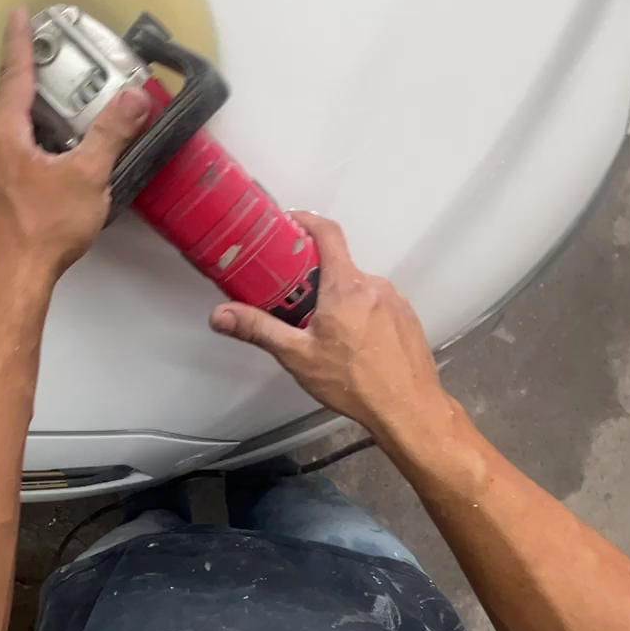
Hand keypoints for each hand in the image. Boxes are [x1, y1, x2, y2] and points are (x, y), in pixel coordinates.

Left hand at [0, 7, 150, 296]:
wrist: (13, 282)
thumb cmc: (41, 231)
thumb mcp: (87, 176)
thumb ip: (111, 135)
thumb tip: (132, 101)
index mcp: (6, 137)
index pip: (14, 76)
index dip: (20, 42)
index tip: (18, 16)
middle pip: (14, 106)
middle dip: (38, 85)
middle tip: (59, 69)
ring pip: (17, 139)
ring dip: (42, 125)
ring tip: (72, 122)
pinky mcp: (0, 205)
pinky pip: (20, 166)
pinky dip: (40, 156)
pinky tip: (63, 172)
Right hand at [208, 212, 451, 436]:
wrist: (408, 409)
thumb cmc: (355, 383)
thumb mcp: (297, 356)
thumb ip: (258, 329)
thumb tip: (221, 315)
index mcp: (345, 286)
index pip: (327, 233)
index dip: (306, 221)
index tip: (288, 222)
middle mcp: (373, 285)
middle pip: (338, 264)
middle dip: (313, 276)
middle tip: (292, 298)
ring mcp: (394, 300)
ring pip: (357, 287)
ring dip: (337, 299)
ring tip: (321, 329)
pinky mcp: (406, 317)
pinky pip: (376, 304)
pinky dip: (359, 313)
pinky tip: (350, 342)